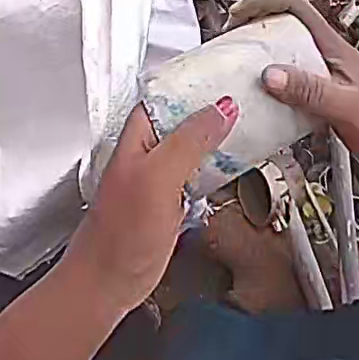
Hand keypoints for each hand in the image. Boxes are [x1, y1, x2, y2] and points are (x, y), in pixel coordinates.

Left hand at [66, 100, 236, 312]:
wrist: (106, 286)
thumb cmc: (119, 234)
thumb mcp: (158, 177)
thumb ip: (190, 140)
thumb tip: (222, 108)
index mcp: (141, 132)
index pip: (174, 90)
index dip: (201, 80)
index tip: (232, 73)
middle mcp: (152, 146)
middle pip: (189, 114)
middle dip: (217, 106)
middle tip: (250, 95)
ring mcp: (164, 171)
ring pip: (199, 141)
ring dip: (222, 134)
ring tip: (252, 120)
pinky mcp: (175, 195)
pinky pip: (203, 168)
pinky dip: (221, 162)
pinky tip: (239, 159)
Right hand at [228, 0, 358, 175]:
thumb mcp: (347, 106)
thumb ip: (311, 90)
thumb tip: (270, 74)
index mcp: (333, 46)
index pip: (296, 7)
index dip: (266, 2)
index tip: (239, 13)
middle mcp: (324, 55)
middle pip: (283, 28)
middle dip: (255, 29)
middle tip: (229, 44)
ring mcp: (321, 75)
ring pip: (283, 55)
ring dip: (259, 59)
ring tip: (235, 70)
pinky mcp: (318, 96)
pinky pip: (286, 83)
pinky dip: (269, 87)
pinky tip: (257, 102)